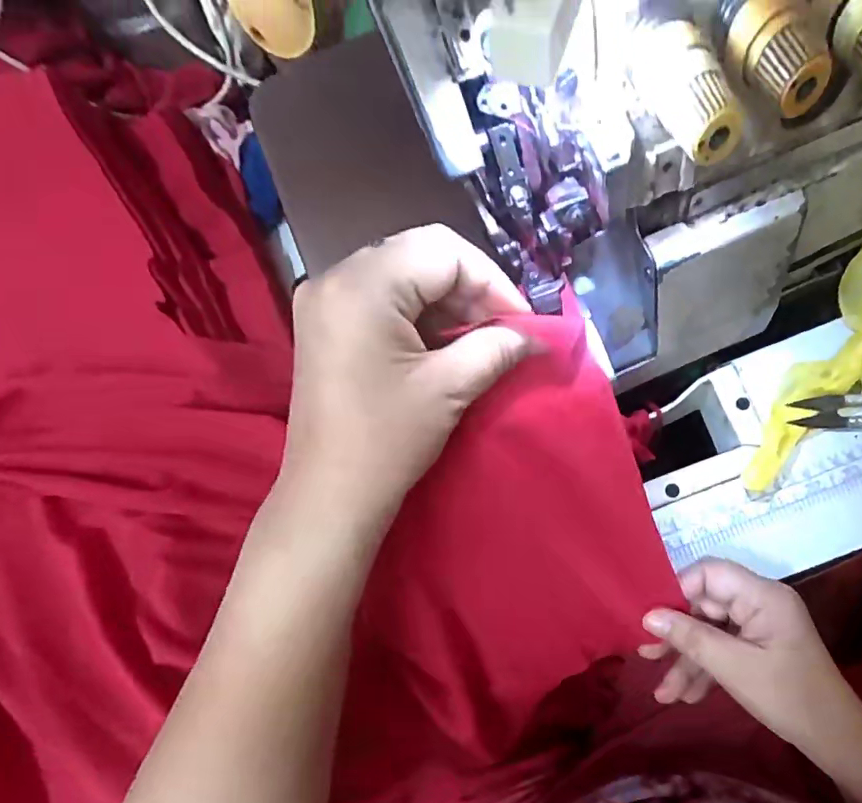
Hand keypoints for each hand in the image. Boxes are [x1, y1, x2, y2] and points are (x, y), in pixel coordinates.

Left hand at [283, 224, 534, 524]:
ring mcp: (325, 300)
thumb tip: (536, 337)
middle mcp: (335, 276)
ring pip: (403, 276)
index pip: (443, 250)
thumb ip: (498, 348)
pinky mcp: (326, 325)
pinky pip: (382, 300)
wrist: (331, 493)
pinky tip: (444, 347)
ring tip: (481, 342)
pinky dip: (420, 317)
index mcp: (362, 284)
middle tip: (506, 333)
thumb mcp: (450, 388)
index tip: (523, 325)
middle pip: (421, 256)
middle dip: (472, 291)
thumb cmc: (388, 441)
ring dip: (448, 304)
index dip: (493, 282)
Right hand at [637, 559, 861, 746]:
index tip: (650, 618)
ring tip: (664, 694)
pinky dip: (705, 669)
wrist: (832, 735)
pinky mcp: (759, 646)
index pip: (709, 573)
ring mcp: (760, 625)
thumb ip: (690, 638)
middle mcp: (761, 602)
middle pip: (705, 605)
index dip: (677, 590)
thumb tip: (649, 617)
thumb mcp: (732, 667)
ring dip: (687, 661)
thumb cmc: (786, 695)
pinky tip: (686, 696)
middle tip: (646, 656)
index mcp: (762, 595)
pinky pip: (723, 648)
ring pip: (710, 631)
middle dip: (677, 635)